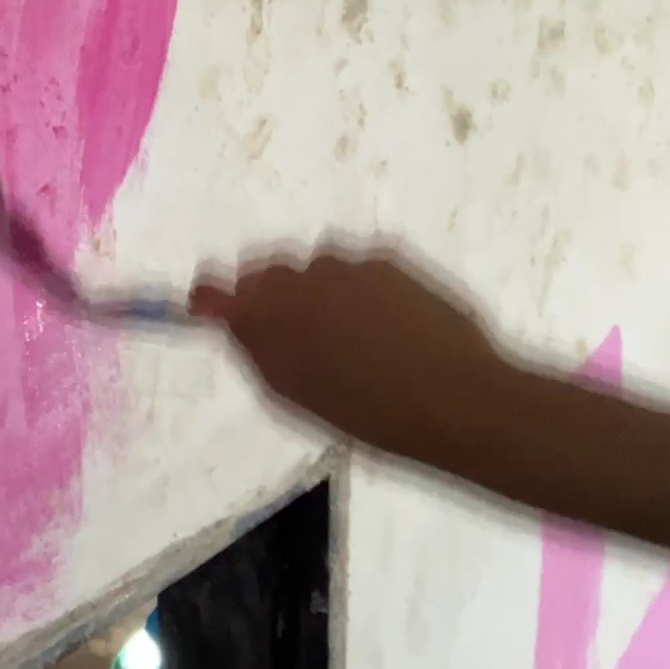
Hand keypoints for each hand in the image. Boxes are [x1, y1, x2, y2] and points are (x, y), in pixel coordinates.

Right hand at [188, 249, 516, 459]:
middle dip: (271, 294)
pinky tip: (387, 323)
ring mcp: (341, 261)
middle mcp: (293, 275)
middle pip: (263, 272)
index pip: (213, 289)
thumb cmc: (366, 412)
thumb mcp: (292, 392)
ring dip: (318, 290)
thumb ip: (252, 345)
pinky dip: (359, 287)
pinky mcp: (385, 256)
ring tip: (352, 334)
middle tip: (297, 335)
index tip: (210, 310)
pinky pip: (355, 266)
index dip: (209, 297)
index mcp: (264, 313)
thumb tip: (226, 314)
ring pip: (312, 266)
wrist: (459, 400)